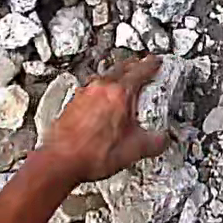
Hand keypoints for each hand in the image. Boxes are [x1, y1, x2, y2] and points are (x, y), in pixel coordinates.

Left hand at [34, 55, 170, 184]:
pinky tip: (101, 101)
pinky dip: (101, 89)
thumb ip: (154, 143)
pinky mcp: (73, 102)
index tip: (156, 61)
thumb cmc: (90, 154)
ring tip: (122, 83)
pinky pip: (92, 88)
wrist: (59, 161)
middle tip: (142, 66)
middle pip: (122, 67)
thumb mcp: (133, 151)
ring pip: (105, 76)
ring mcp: (85, 93)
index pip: (140, 71)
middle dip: (134, 66)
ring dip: (116, 76)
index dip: (152, 65)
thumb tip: (164, 140)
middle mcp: (101, 87)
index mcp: (119, 93)